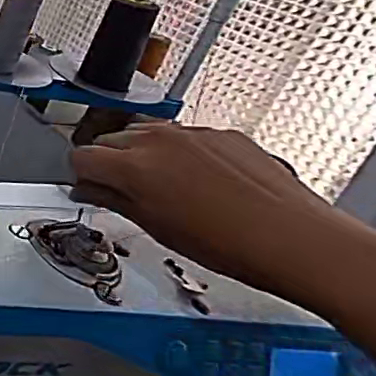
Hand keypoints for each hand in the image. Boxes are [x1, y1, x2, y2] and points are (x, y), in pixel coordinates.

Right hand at [71, 122, 375, 302]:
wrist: (293, 238)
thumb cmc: (230, 243)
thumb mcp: (158, 228)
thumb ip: (115, 200)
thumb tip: (91, 189)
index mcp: (134, 165)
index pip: (82, 156)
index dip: (82, 176)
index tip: (90, 188)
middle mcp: (158, 138)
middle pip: (110, 140)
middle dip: (110, 164)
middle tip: (125, 194)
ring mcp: (192, 132)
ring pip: (147, 134)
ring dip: (143, 156)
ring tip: (165, 191)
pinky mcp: (220, 133)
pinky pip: (185, 137)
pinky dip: (181, 155)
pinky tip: (201, 186)